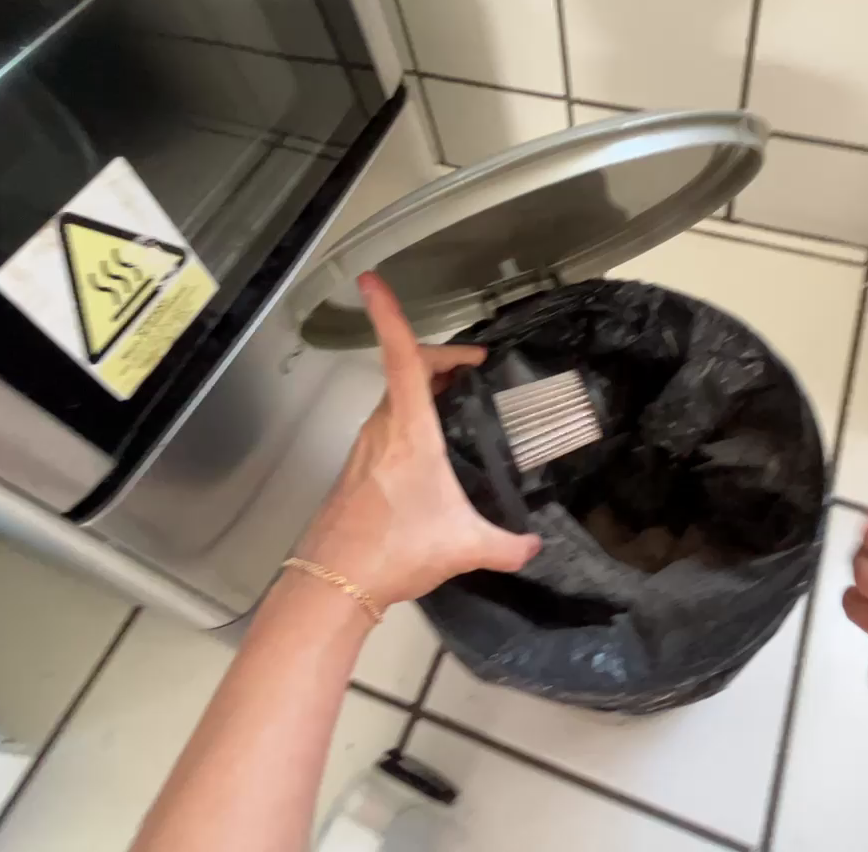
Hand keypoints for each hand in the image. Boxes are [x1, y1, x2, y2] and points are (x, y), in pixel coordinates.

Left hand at [294, 273, 541, 608]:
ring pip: (396, 395)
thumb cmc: (395, 551)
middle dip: (443, 358)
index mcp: (410, 430)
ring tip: (461, 402)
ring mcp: (366, 445)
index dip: (388, 315)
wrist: (332, 585)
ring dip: (425, 385)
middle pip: (406, 369)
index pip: (403, 358)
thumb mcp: (464, 546)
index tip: (373, 282)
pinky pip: (388, 420)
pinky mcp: (358, 465)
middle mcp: (383, 427)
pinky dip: (411, 412)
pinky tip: (432, 446)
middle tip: (477, 370)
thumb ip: (508, 545)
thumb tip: (534, 547)